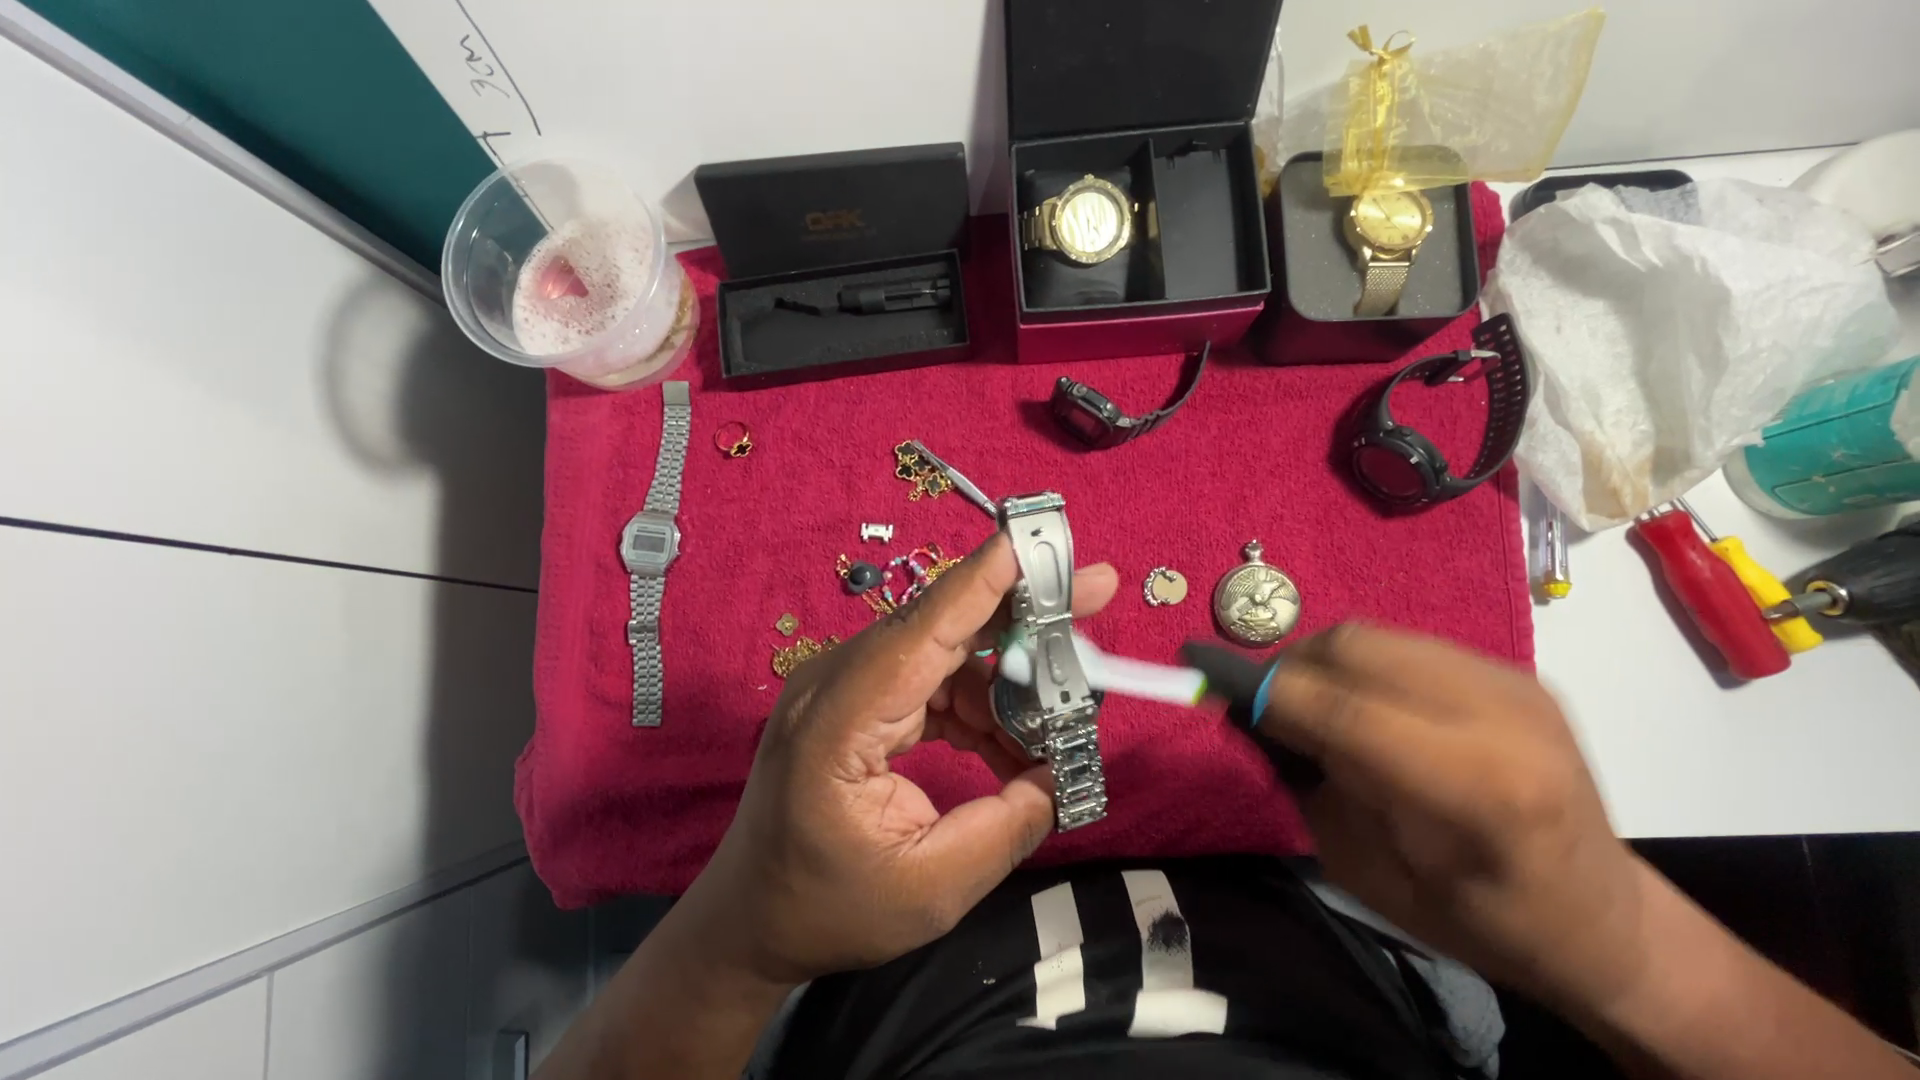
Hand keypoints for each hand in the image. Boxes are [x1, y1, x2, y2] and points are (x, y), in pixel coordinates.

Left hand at [683, 533, 1118, 985]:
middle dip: (1021, 612)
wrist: (754, 917)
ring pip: (944, 654)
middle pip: (940, 627)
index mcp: (838, 724)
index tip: (1034, 539)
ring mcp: (845, 689)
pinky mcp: (858, 703)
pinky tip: (1014, 744)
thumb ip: (1006, 829)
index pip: (920, 632)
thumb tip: (1060, 774)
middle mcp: (836, 685)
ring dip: (1006, 680)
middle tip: (1096, 593)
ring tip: (1060, 720)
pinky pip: (932, 682)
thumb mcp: (931, 890)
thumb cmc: (829, 909)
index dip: (982, 582)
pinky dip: (978, 706)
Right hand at [1256, 623, 1650, 1014]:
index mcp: (1473, 785)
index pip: (1338, 708)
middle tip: (1257, 700)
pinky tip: (1359, 702)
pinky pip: (1406, 645)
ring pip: (1375, 635)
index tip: (1205, 680)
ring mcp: (1514, 683)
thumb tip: (1248, 714)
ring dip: (1321, 660)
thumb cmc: (1474, 920)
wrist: (1598, 920)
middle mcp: (1500, 714)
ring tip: (1305, 701)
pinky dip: (1361, 665)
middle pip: (1354, 648)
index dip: (1262, 690)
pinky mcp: (1516, 671)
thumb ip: (1308, 780)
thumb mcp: (1366, 867)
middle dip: (1289, 666)